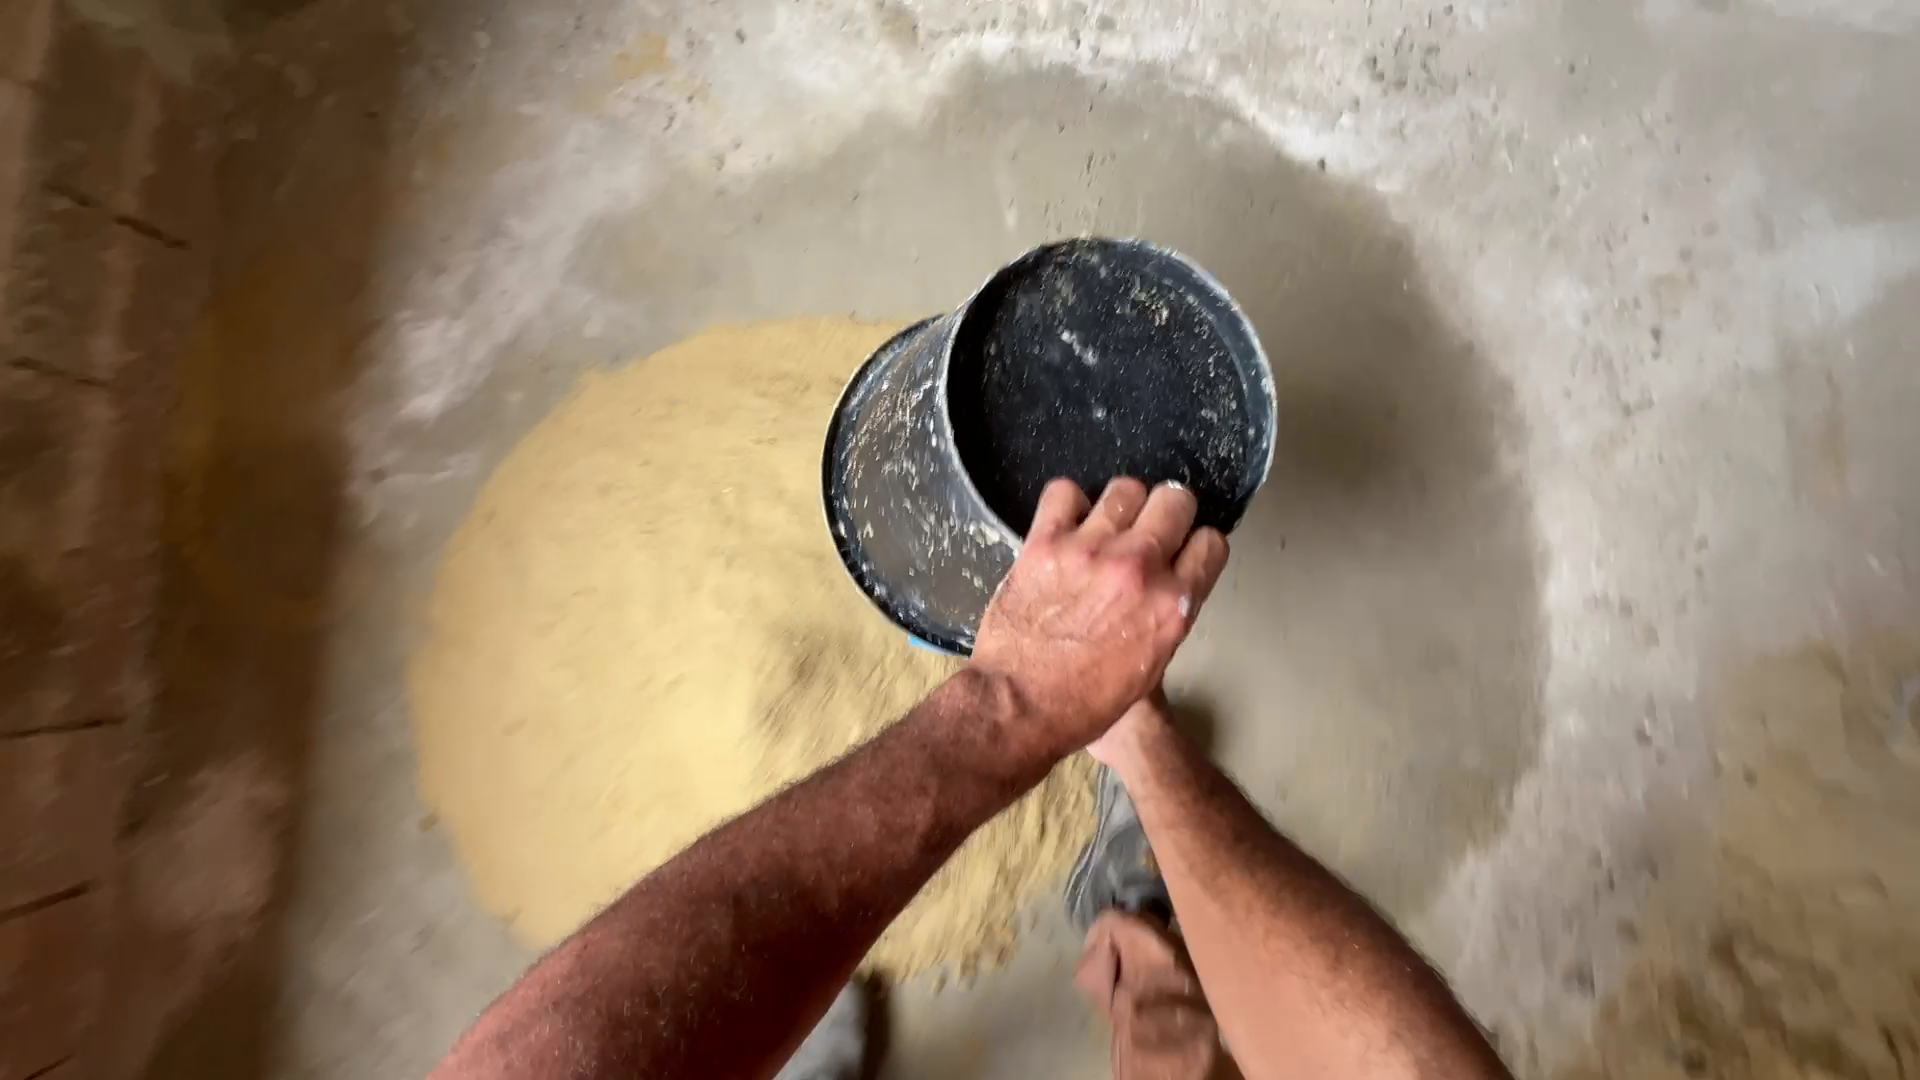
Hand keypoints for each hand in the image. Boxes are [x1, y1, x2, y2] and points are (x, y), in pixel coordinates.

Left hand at [970, 477, 1229, 758]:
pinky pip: (1065, 492)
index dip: (1195, 543)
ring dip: (1119, 505)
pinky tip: (1065, 524)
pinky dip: (1067, 504)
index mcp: (1173, 605)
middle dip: (1166, 510)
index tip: (1181, 548)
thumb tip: (1166, 582)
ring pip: (1125, 488)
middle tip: (1146, 527)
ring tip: (1104, 525)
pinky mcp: (1045, 543)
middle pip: (1175, 500)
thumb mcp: (1150, 665)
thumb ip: (1166, 614)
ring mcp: (1091, 551)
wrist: (1018, 705)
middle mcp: (1139, 569)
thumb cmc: (1083, 700)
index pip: (1210, 542)